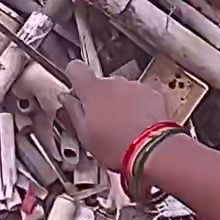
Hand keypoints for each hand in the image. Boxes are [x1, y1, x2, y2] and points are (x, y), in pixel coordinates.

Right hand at [59, 61, 175, 171]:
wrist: (153, 151)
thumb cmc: (118, 146)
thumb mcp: (84, 135)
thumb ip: (72, 112)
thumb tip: (67, 101)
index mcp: (92, 90)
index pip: (75, 69)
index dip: (73, 76)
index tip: (75, 89)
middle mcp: (114, 83)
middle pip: (101, 84)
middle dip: (100, 99)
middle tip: (100, 123)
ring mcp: (135, 87)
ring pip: (121, 91)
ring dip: (120, 104)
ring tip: (120, 130)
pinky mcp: (152, 94)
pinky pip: (140, 97)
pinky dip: (138, 108)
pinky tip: (136, 127)